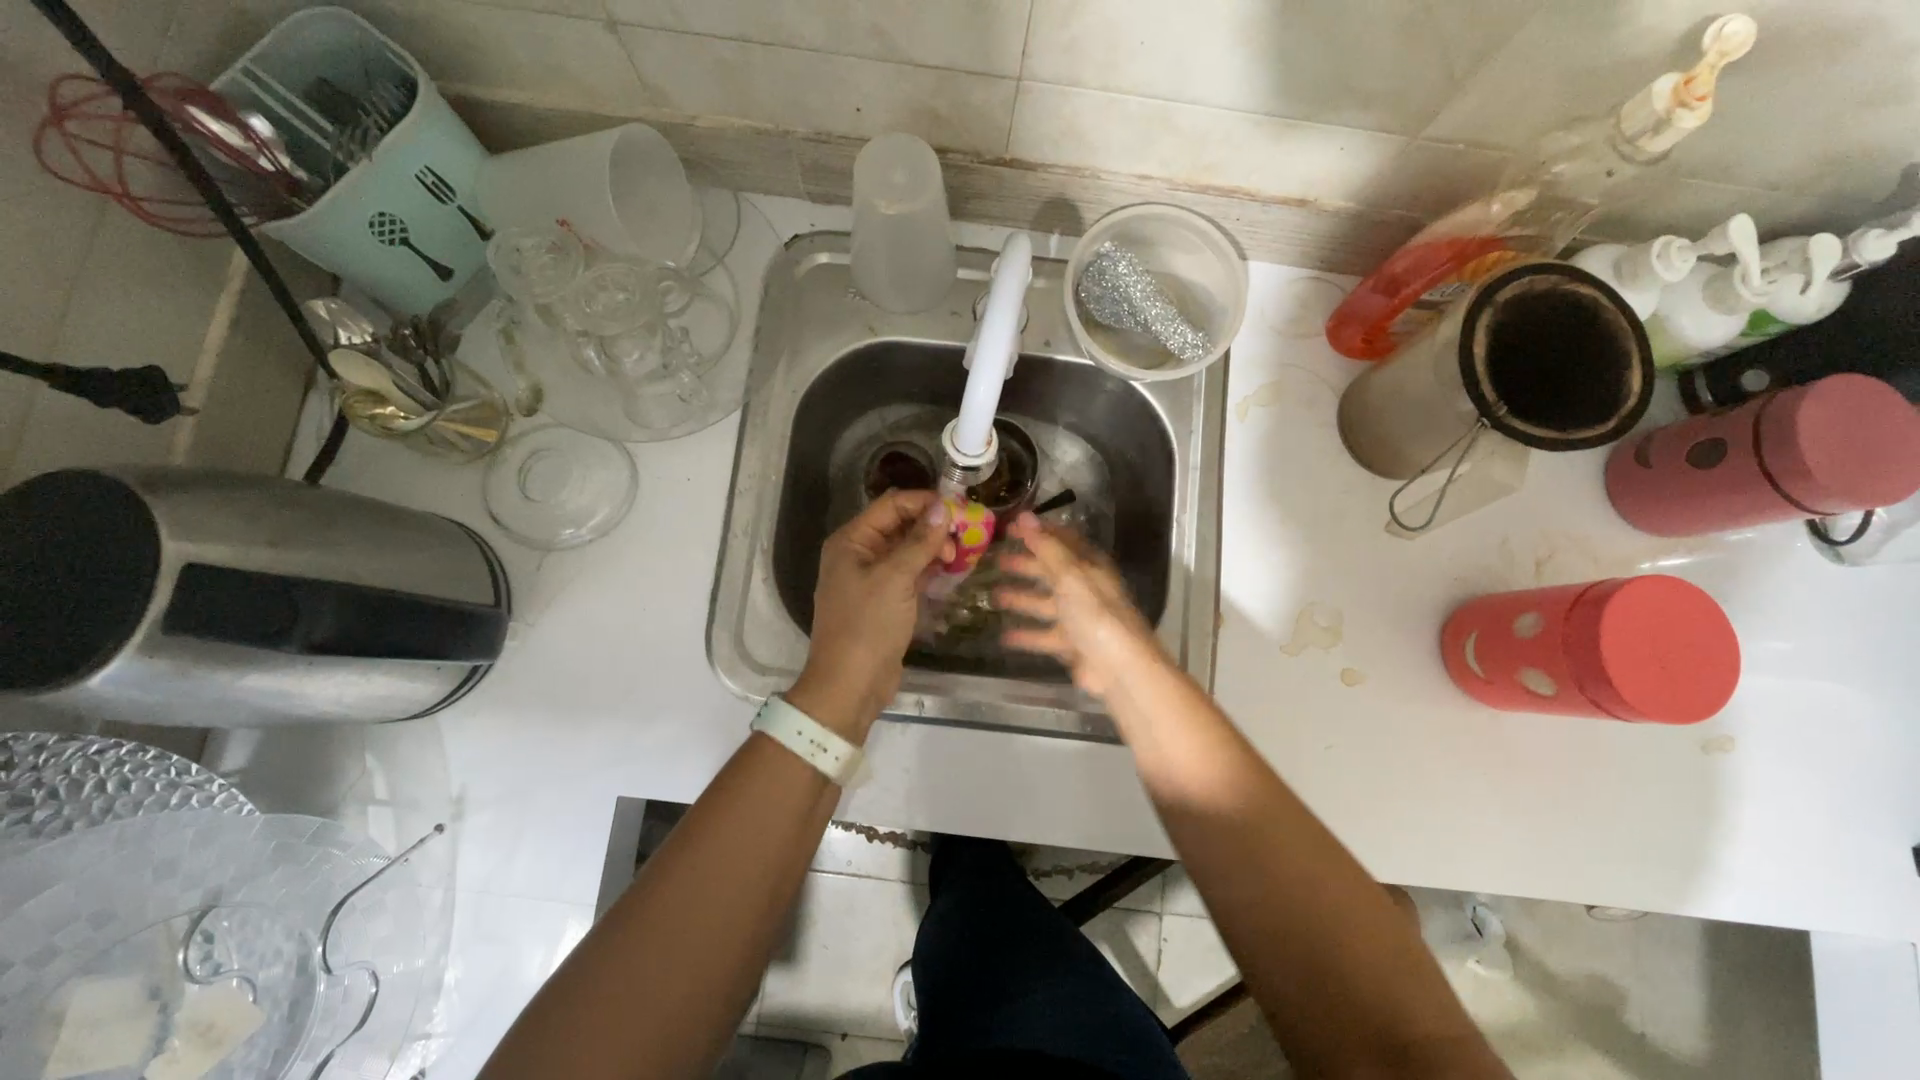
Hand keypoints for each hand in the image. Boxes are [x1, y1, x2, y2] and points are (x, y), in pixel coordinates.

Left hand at [788, 490, 954, 742]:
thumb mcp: (895, 578)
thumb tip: (943, 508)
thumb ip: (920, 541)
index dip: (926, 503)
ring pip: (909, 551)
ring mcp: (872, 579)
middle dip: (934, 527)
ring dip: (935, 549)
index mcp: (852, 541)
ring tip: (965, 555)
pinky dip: (930, 570)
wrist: (850, 684)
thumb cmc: (867, 626)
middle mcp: (859, 554)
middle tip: (968, 537)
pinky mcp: (886, 601)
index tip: (962, 509)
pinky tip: (954, 571)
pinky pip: (910, 575)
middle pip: (901, 526)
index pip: (892, 505)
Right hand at [994, 513, 1169, 700]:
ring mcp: (1079, 618)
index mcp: (1090, 567)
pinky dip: (1025, 635)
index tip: (1010, 526)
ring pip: (1045, 604)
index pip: (1062, 541)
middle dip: (1025, 564)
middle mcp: (1085, 589)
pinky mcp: (1072, 645)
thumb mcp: (1070, 575)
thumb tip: (1024, 515)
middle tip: (996, 560)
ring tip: (993, 596)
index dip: (1038, 532)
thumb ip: (1046, 547)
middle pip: (1051, 572)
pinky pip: (1043, 636)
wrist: (1118, 667)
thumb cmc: (1095, 613)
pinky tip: (1003, 634)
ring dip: (1021, 598)